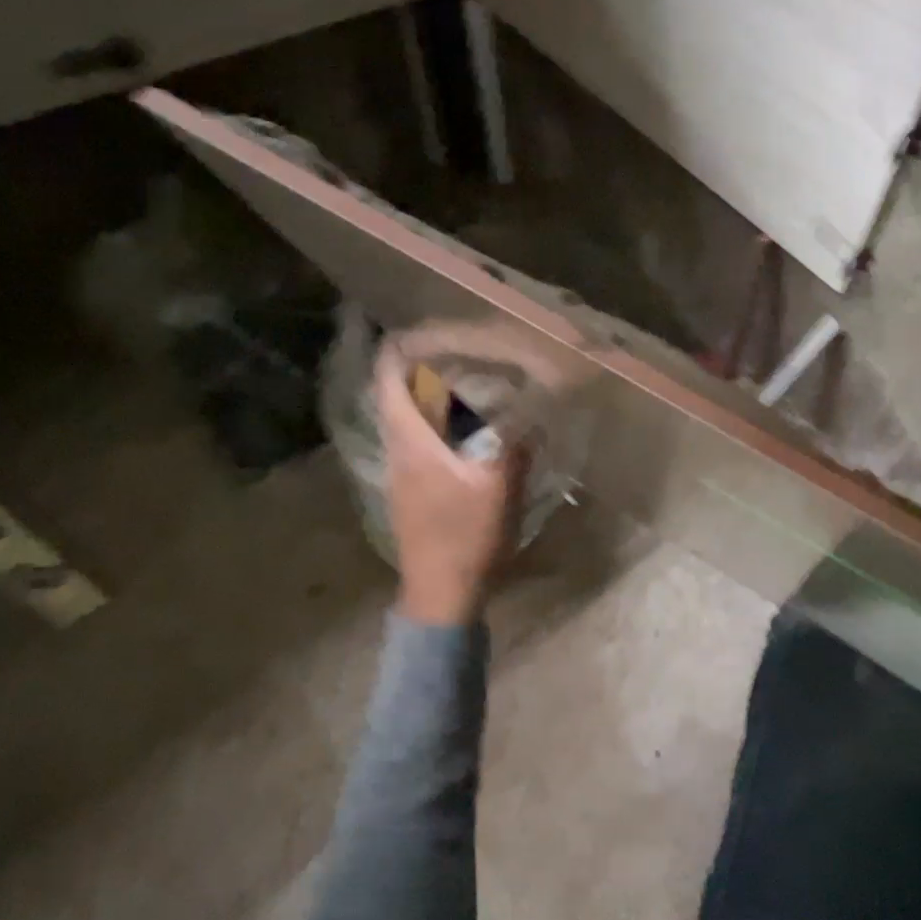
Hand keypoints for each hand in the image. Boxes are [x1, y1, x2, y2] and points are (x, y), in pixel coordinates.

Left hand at [373, 328, 521, 626]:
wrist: (442, 594)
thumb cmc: (466, 537)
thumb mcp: (499, 485)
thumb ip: (513, 440)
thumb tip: (529, 402)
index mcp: (411, 439)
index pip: (391, 374)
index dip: (407, 343)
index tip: (439, 325)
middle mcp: (399, 446)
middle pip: (401, 389)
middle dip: (430, 362)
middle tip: (472, 347)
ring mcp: (404, 469)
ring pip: (413, 414)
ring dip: (438, 392)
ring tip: (480, 379)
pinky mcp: (416, 487)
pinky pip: (425, 436)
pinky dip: (445, 419)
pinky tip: (479, 426)